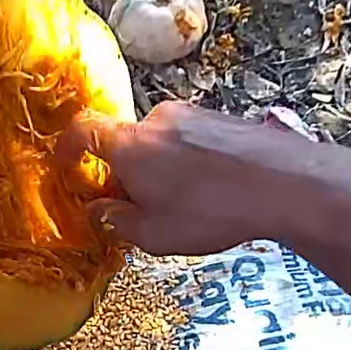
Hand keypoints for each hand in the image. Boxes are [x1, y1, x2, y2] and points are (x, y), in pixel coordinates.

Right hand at [64, 102, 350, 255]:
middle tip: (137, 210)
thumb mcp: (154, 234)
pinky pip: (185, 141)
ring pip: (156, 144)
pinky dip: (182, 164)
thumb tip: (99, 212)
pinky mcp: (218, 119)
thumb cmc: (213, 211)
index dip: (68, 148)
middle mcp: (157, 121)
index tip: (66, 166)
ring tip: (180, 207)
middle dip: (123, 176)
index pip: (83, 131)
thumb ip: (117, 222)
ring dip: (155, 172)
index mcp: (131, 146)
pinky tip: (206, 193)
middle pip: (124, 144)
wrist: (285, 183)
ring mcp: (191, 115)